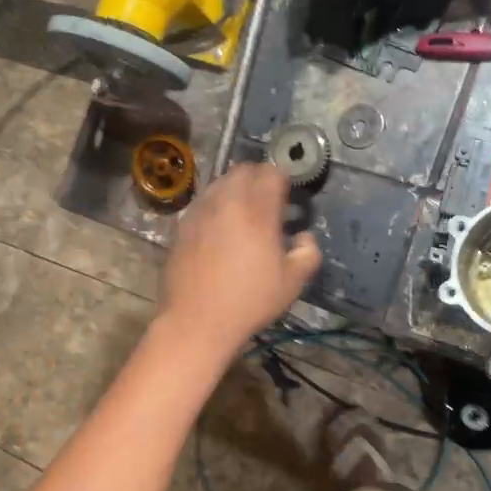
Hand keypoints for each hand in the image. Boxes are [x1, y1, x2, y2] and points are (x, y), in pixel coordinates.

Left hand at [158, 163, 320, 355]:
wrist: (196, 320)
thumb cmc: (249, 302)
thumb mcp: (292, 283)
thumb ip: (307, 253)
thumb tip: (303, 237)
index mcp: (257, 212)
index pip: (271, 173)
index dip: (282, 179)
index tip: (286, 195)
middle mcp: (227, 203)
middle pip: (243, 170)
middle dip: (258, 177)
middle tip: (266, 199)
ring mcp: (200, 212)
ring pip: (219, 182)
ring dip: (234, 187)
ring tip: (242, 210)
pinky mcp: (182, 225)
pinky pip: (202, 201)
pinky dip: (215, 203)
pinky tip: (219, 226)